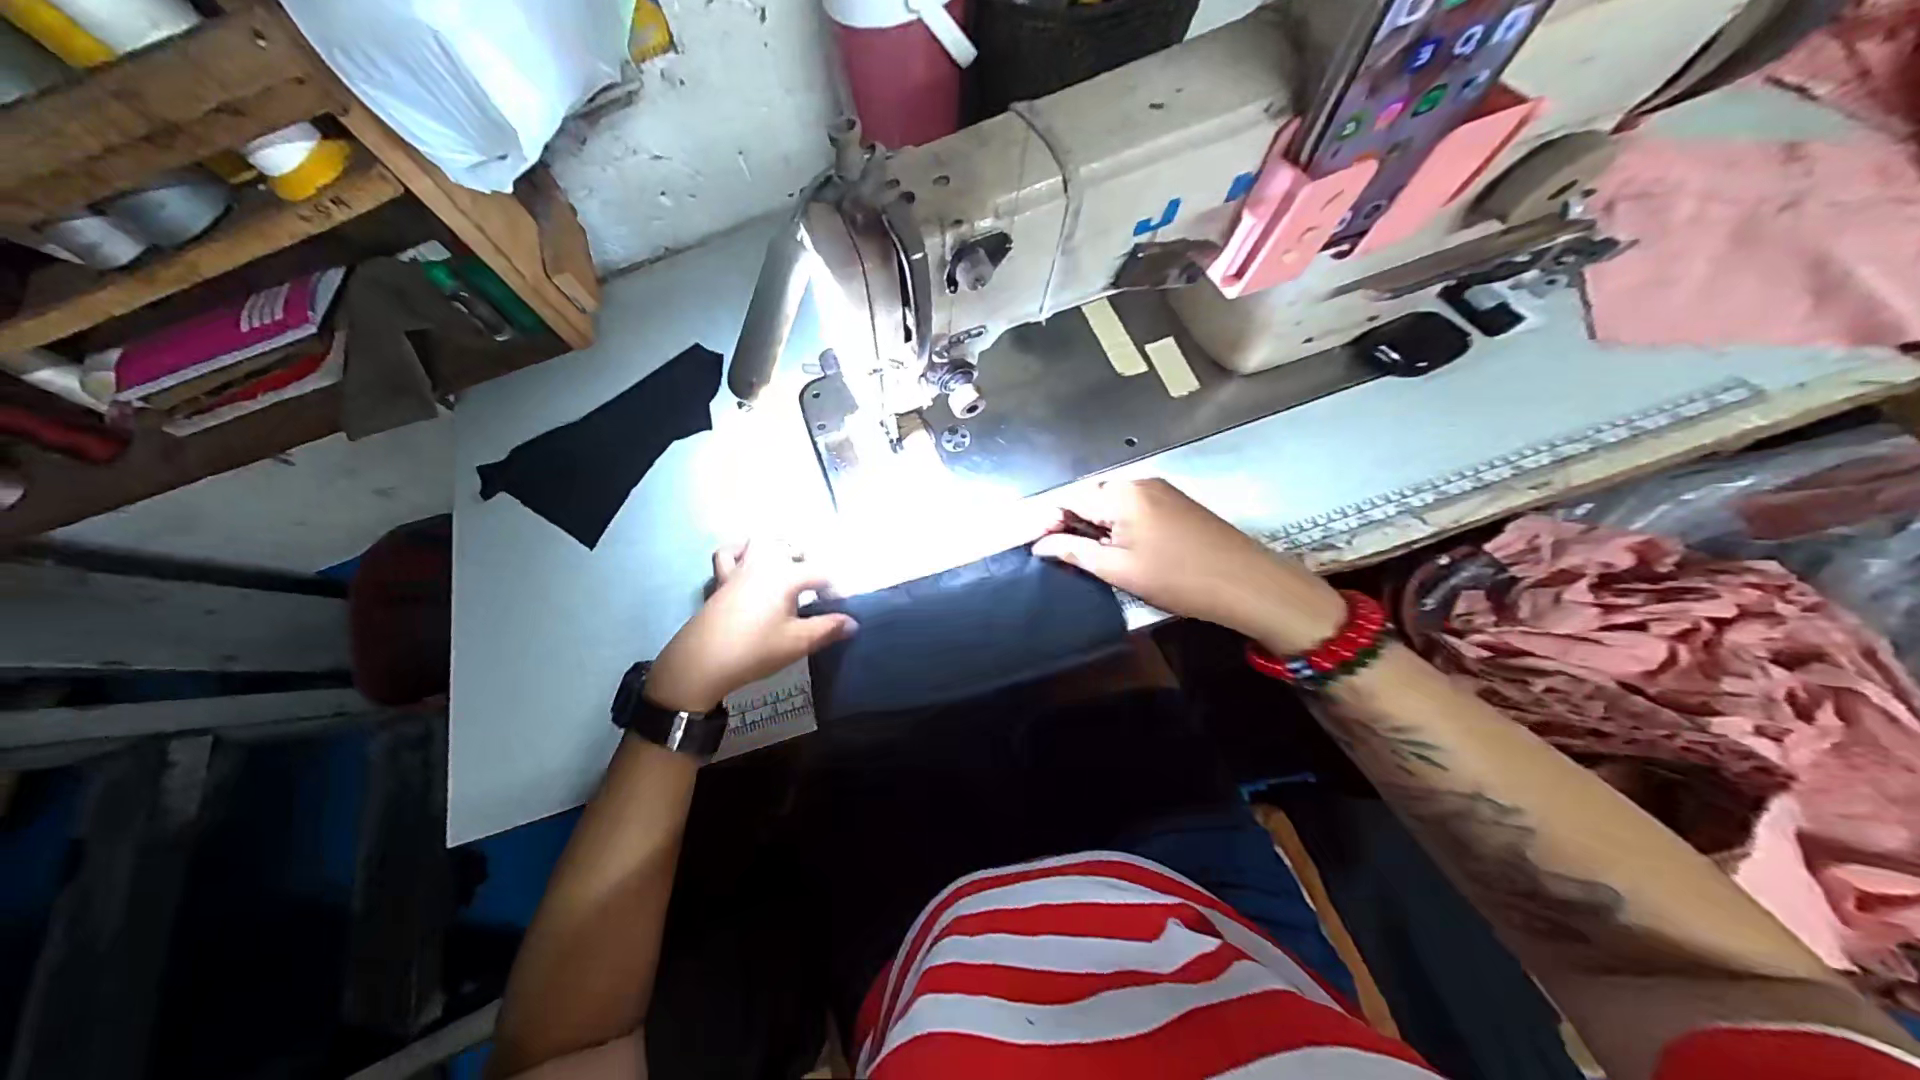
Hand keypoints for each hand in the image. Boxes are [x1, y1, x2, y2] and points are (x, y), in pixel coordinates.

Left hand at [644, 541, 857, 712]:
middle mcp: (763, 563)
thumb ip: (828, 629)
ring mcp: (739, 569)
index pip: (821, 574)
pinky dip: (740, 552)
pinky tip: (748, 564)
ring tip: (786, 572)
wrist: (702, 662)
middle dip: (808, 563)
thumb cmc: (754, 650)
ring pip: (761, 542)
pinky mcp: (721, 580)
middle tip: (814, 591)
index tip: (839, 612)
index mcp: (786, 575)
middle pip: (791, 547)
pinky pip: (729, 554)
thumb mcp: (797, 642)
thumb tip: (852, 623)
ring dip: (778, 550)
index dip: (835, 591)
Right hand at [1032, 479, 1347, 653]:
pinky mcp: (1176, 502)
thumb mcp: (1118, 569)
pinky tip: (1127, 549)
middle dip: (1074, 522)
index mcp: (1120, 494)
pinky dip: (1121, 524)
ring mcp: (1161, 489)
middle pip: (1090, 496)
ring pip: (1113, 502)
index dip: (1050, 521)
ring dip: (1098, 525)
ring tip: (1099, 557)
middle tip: (1070, 557)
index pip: (1068, 498)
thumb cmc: (1176, 578)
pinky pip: (1135, 506)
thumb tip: (1040, 544)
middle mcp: (1139, 482)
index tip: (1043, 547)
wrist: (1246, 582)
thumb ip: (1074, 551)